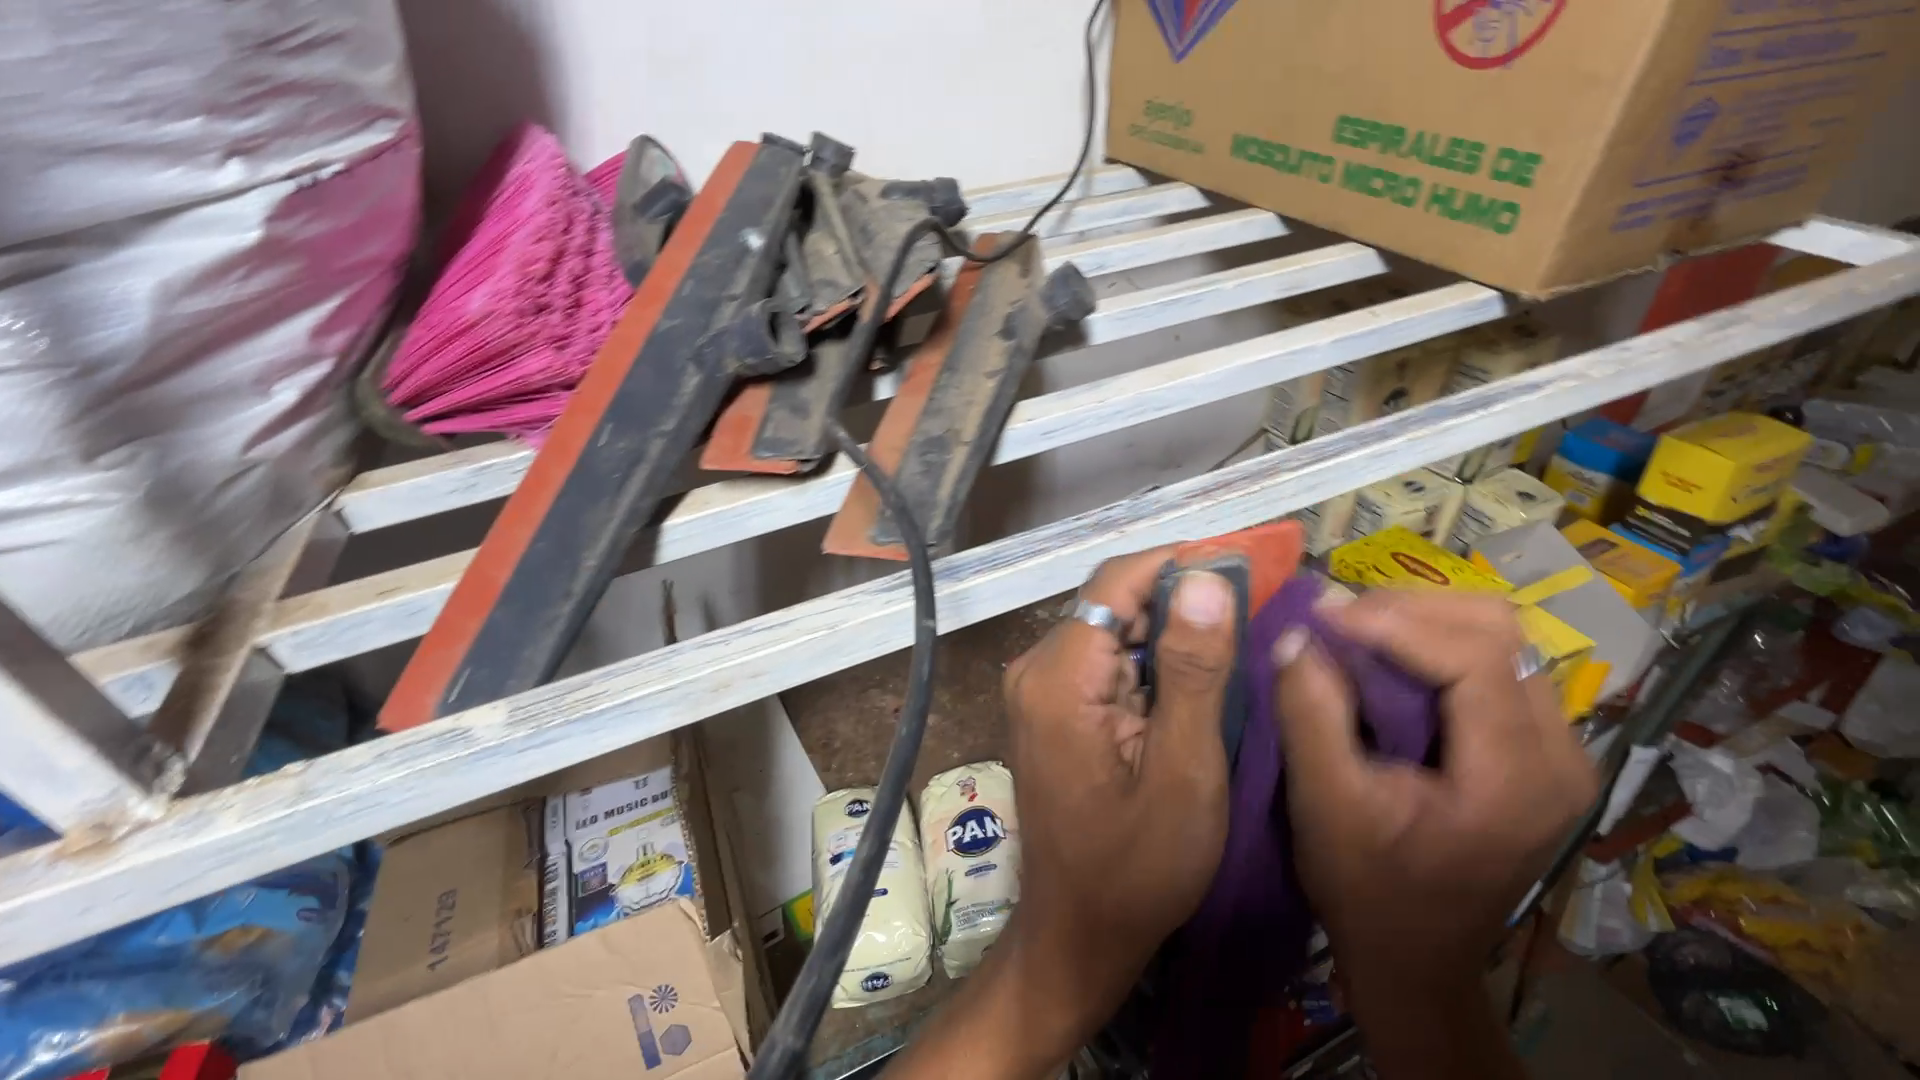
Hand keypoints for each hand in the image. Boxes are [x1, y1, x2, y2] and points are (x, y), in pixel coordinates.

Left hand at [888, 548, 1239, 1078]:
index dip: (1179, 561)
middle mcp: (1035, 669)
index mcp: (1059, 677)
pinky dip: (1146, 661)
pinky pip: (1101, 661)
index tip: (1243, 562)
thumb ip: (1194, 671)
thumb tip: (1205, 579)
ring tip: (1231, 646)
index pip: (1116, 581)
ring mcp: (1037, 690)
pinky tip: (1191, 682)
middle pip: (1112, 602)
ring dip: (1166, 631)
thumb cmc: (1138, 867)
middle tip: (1251, 609)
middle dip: (1178, 598)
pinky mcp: (1049, 709)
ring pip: (1110, 629)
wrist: (1079, 932)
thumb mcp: (1184, 772)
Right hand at [1273, 590, 1597, 992]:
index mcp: (1518, 777)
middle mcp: (1561, 754)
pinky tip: (1382, 661)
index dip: (1396, 622)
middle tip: (1336, 619)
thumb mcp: (1325, 804)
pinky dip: (1433, 649)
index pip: (1477, 656)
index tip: (1323, 613)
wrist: (1415, 959)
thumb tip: (1296, 634)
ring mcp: (1557, 752)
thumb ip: (1310, 714)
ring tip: (1353, 634)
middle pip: (1501, 633)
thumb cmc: (1367, 891)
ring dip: (1422, 624)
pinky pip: (1493, 667)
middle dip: (1411, 611)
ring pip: (1501, 641)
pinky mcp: (1537, 751)